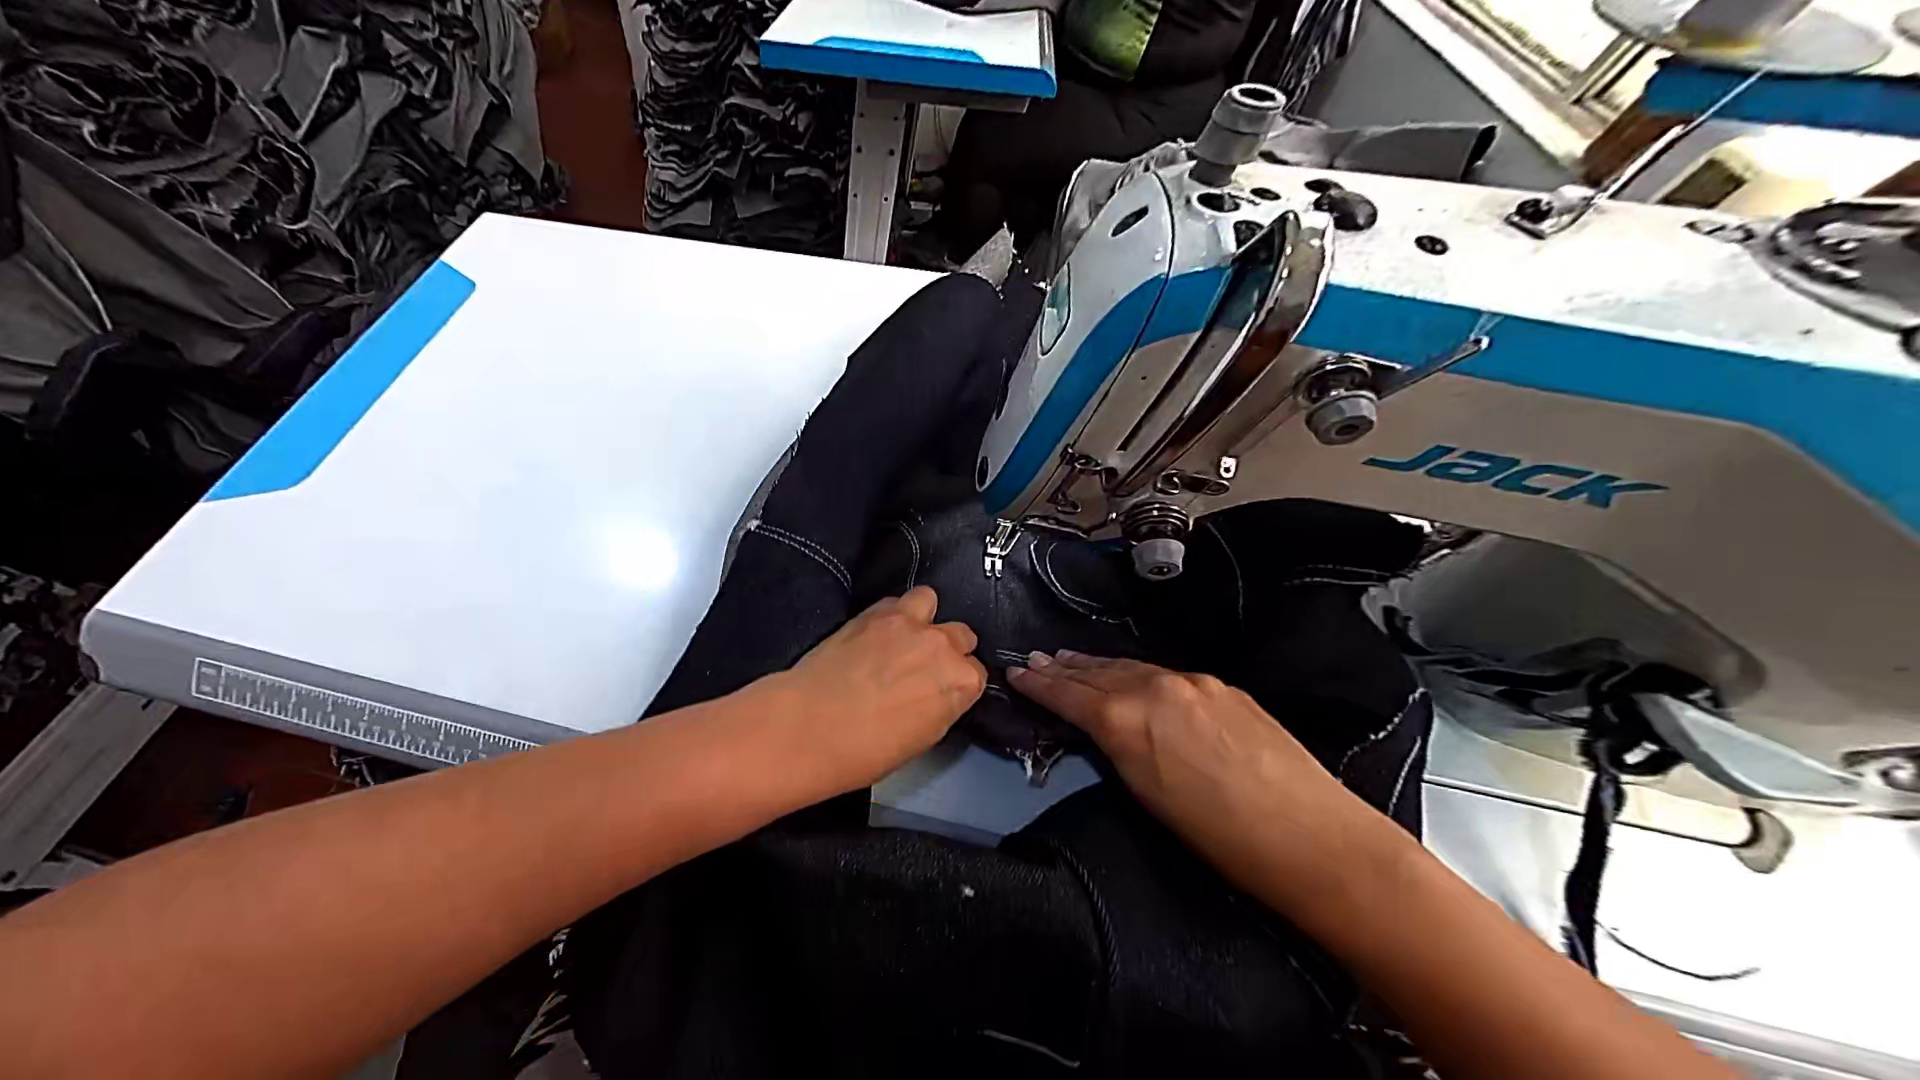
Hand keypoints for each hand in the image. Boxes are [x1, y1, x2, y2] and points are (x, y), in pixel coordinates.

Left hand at [779, 586, 986, 789]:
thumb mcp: (923, 739)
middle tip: (921, 667)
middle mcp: (943, 646)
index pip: (976, 674)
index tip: (940, 691)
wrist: (810, 727)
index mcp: (962, 683)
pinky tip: (876, 633)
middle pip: (962, 635)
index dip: (957, 683)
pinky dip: (891, 614)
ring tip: (903, 637)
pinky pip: (895, 601)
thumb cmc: (866, 751)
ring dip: (922, 618)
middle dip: (947, 649)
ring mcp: (910, 623)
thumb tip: (938, 694)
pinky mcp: (875, 611)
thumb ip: (942, 706)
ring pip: (930, 601)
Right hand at [1007, 651, 1380, 915]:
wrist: (1312, 837)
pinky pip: (1163, 673)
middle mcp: (1156, 688)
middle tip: (1035, 659)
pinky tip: (1129, 675)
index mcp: (1128, 719)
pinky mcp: (1222, 687)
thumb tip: (1102, 729)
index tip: (1016, 673)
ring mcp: (1192, 683)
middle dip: (1063, 667)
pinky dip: (1135, 672)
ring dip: (1096, 665)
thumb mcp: (1146, 796)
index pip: (1070, 694)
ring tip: (1070, 659)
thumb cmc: (1222, 838)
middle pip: (1097, 672)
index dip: (1039, 684)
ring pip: (1130, 666)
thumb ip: (1117, 749)